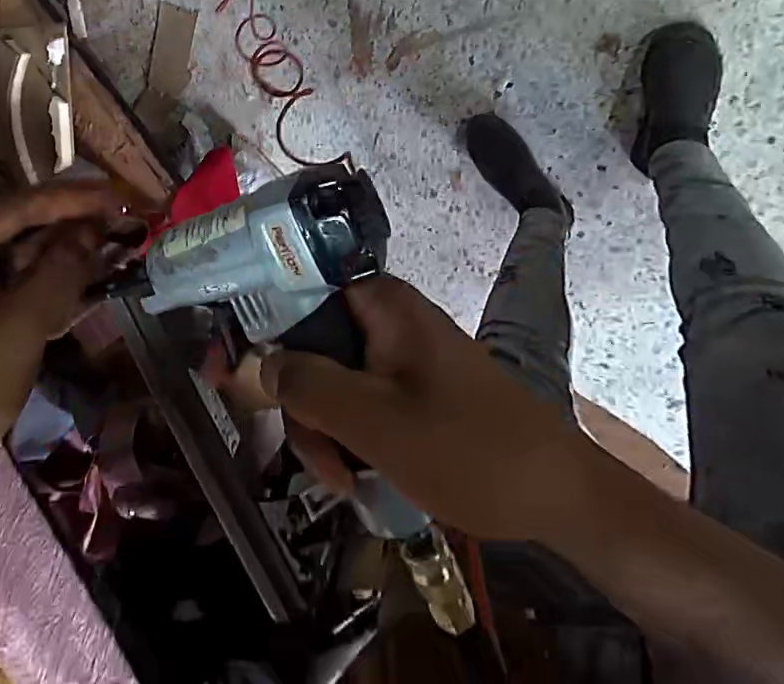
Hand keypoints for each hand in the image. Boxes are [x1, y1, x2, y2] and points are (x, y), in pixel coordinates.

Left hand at [0, 183, 129, 480]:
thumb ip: (61, 270)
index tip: (115, 195)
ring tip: (94, 250)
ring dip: (44, 254)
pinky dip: (20, 278)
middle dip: (59, 228)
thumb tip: (91, 230)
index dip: (70, 199)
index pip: (11, 208)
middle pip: (2, 227)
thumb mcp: (22, 329)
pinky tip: (58, 279)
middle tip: (110, 224)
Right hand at [263, 275, 592, 541]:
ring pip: (330, 378)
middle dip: (301, 403)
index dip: (256, 323)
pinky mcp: (408, 386)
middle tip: (318, 460)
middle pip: (309, 344)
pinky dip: (349, 435)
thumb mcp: (375, 421)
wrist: (559, 496)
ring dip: (325, 430)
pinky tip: (360, 475)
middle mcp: (386, 316)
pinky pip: (358, 399)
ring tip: (346, 480)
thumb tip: (255, 362)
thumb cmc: (469, 449)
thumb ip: (307, 386)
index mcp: (380, 302)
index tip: (224, 369)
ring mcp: (398, 353)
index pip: (294, 288)